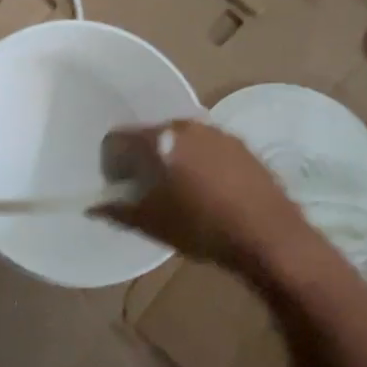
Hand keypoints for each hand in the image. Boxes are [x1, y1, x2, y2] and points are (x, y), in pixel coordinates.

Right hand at [98, 119, 312, 272]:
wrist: (272, 239)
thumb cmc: (202, 228)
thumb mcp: (151, 223)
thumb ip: (117, 210)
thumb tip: (94, 206)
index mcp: (160, 138)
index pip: (119, 138)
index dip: (111, 161)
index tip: (117, 185)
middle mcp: (188, 126)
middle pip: (151, 136)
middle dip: (143, 159)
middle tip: (145, 189)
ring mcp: (220, 135)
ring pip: (182, 142)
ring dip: (173, 160)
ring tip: (178, 193)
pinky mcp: (245, 149)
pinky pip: (209, 151)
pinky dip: (201, 165)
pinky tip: (208, 194)